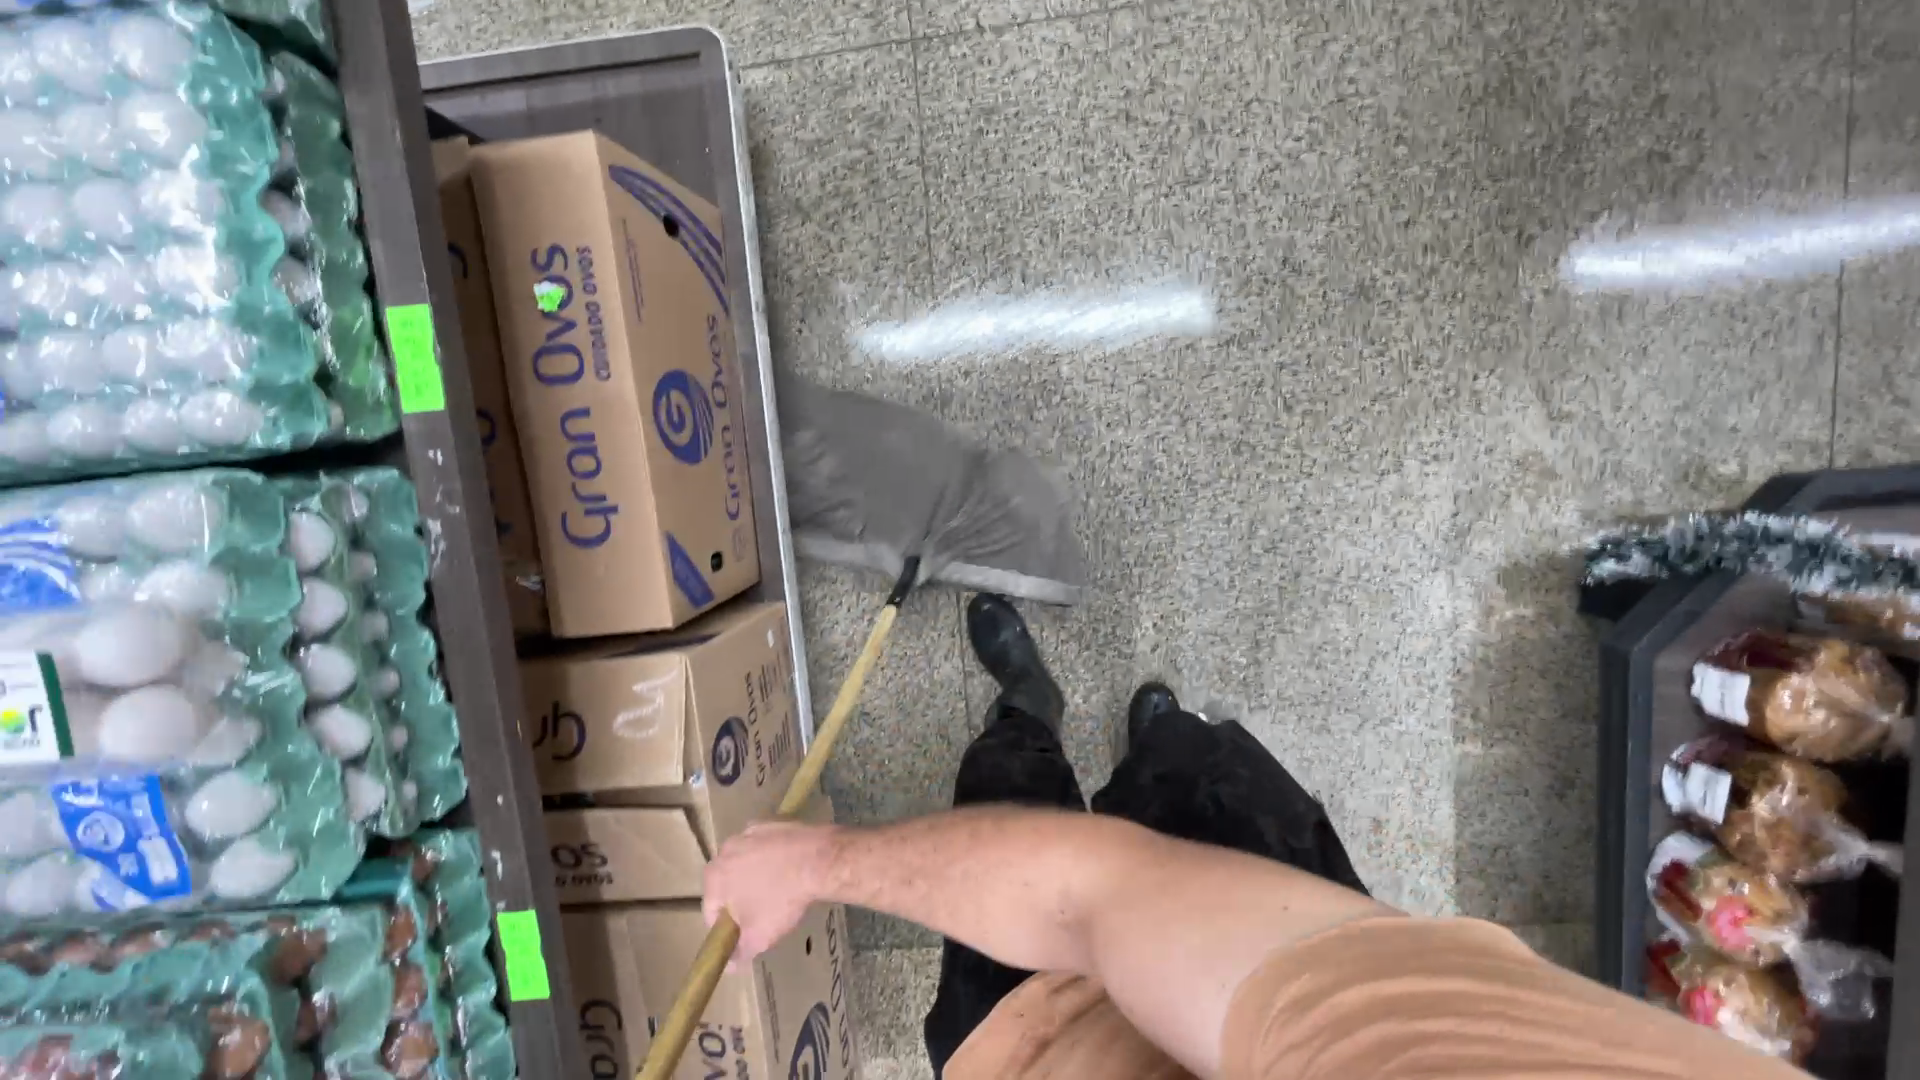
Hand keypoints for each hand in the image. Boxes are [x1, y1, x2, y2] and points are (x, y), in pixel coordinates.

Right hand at [702, 821, 838, 967]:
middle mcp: (725, 850)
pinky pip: (766, 846)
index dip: (726, 928)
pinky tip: (789, 866)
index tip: (744, 935)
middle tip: (764, 912)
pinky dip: (773, 856)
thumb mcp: (758, 937)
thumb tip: (731, 965)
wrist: (816, 859)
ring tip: (780, 889)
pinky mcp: (771, 822)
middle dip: (741, 899)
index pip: (711, 912)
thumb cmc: (780, 899)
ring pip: (746, 863)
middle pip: (728, 884)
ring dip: (756, 876)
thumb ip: (739, 953)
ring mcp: (749, 832)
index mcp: (713, 877)